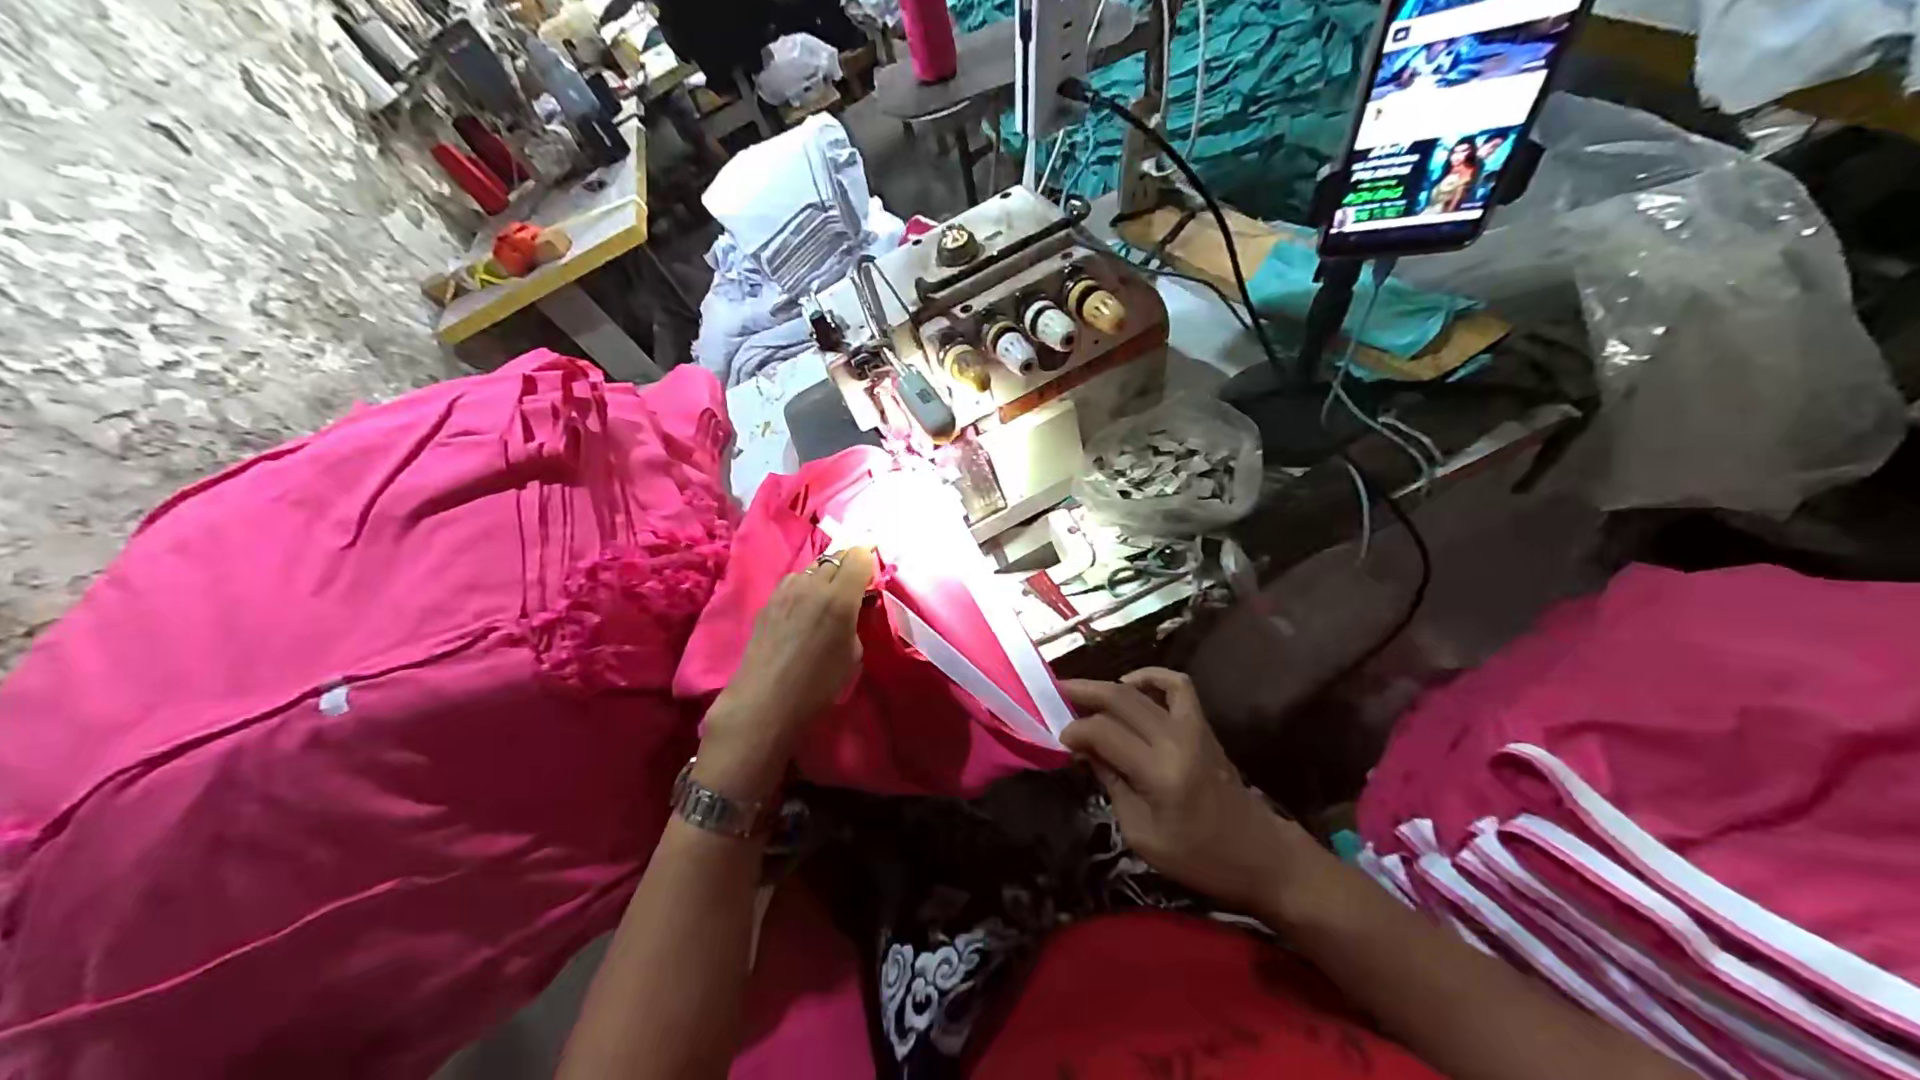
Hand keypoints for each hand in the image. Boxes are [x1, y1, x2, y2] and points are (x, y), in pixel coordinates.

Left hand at [698, 547, 876, 800]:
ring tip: (828, 595)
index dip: (868, 561)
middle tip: (855, 583)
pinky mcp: (769, 600)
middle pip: (836, 556)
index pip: (858, 557)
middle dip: (849, 564)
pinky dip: (805, 586)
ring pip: (813, 567)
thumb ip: (856, 622)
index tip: (873, 574)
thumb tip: (853, 609)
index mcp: (839, 598)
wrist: (765, 701)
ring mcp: (787, 590)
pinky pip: (794, 581)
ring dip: (825, 574)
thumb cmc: (817, 685)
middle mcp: (813, 585)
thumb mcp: (853, 655)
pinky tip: (804, 606)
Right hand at [1060, 668, 1300, 910]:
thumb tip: (1086, 751)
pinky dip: (1152, 677)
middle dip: (1083, 693)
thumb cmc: (1198, 857)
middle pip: (1120, 699)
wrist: (1260, 856)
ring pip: (1145, 688)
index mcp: (1159, 772)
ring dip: (1110, 684)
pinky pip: (1178, 687)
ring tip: (1086, 691)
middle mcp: (1176, 739)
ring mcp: (1194, 727)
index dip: (1074, 731)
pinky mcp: (1204, 726)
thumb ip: (1112, 784)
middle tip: (1055, 695)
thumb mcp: (1142, 834)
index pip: (1104, 732)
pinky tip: (1131, 685)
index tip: (1058, 740)